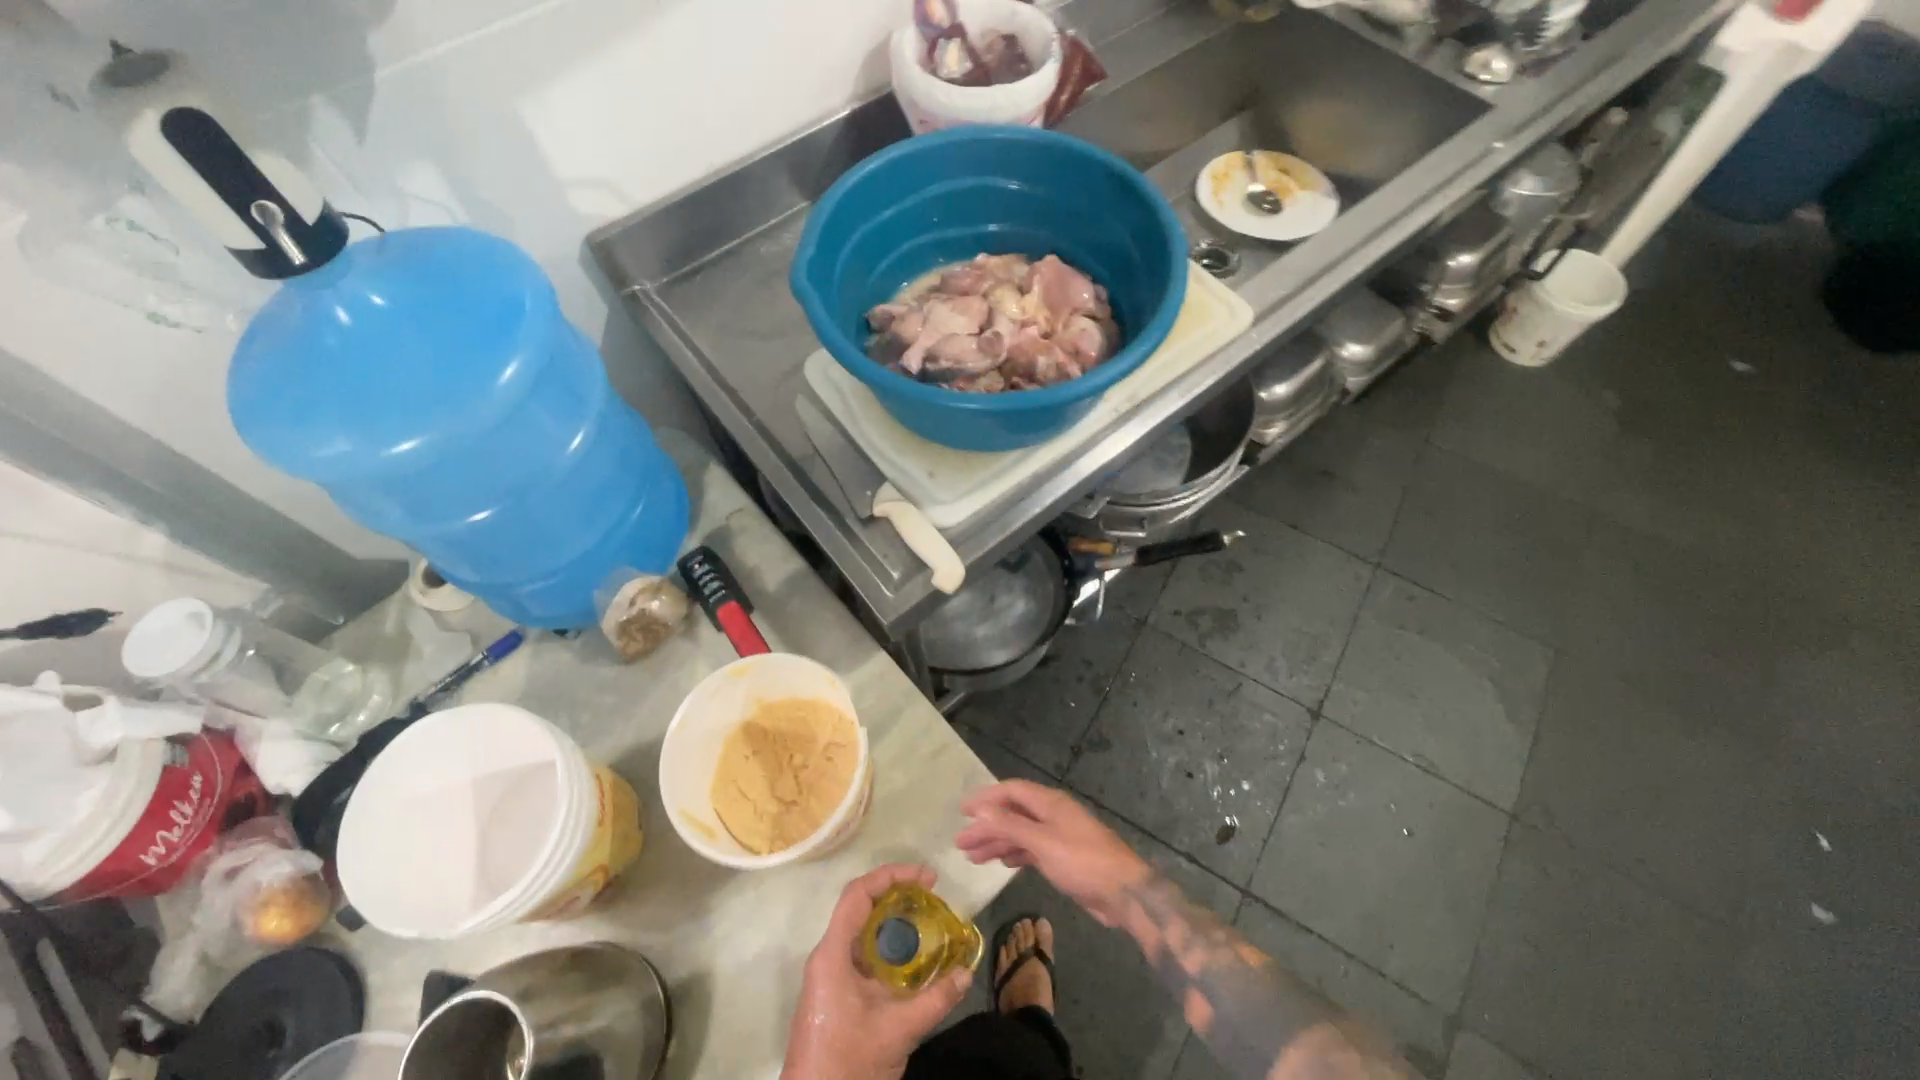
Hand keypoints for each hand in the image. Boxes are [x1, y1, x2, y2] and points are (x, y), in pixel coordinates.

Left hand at [781, 863, 971, 1079]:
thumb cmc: (848, 1062)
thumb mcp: (898, 1030)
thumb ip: (935, 999)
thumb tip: (965, 972)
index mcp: (832, 955)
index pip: (858, 895)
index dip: (891, 876)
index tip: (926, 878)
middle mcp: (828, 957)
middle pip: (861, 908)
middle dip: (897, 895)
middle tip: (933, 896)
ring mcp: (831, 976)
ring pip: (863, 932)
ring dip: (895, 922)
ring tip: (930, 921)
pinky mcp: (838, 993)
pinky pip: (864, 955)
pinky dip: (890, 948)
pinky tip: (915, 959)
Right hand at [956, 780, 1150, 926]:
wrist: (1123, 893)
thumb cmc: (1082, 862)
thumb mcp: (1042, 842)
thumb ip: (1010, 825)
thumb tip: (980, 809)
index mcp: (1050, 803)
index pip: (1012, 791)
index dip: (986, 798)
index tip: (962, 810)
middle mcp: (1053, 815)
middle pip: (1013, 814)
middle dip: (987, 826)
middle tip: (960, 843)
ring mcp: (1058, 837)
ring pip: (1020, 834)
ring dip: (997, 842)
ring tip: (972, 857)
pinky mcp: (1063, 858)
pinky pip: (1031, 850)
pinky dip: (1015, 854)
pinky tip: (1001, 863)